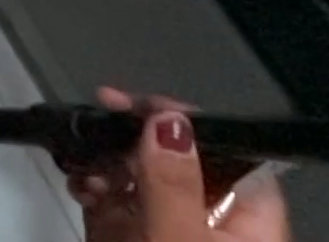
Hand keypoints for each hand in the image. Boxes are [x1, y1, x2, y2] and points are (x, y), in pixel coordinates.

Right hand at [67, 88, 290, 241]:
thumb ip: (174, 182)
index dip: (187, 123)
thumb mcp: (177, 240)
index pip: (232, 158)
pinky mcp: (129, 238)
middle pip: (179, 163)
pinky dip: (93, 184)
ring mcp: (168, 233)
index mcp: (248, 229)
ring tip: (83, 163)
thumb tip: (168, 120)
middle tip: (96, 115)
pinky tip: (79, 185)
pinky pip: (115, 201)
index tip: (136, 101)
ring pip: (141, 178)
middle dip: (133, 139)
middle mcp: (213, 228)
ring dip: (106, 160)